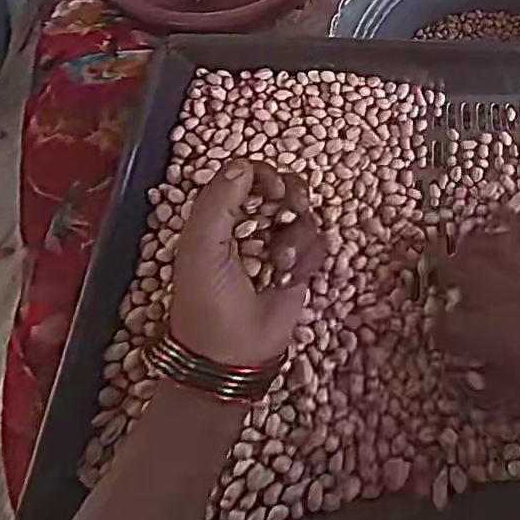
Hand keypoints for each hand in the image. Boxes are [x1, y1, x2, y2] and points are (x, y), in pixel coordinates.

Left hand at [170, 159, 325, 367]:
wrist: (231, 354)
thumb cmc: (207, 301)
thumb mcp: (201, 247)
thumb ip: (219, 201)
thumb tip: (245, 165)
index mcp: (221, 214)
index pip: (248, 173)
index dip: (264, 174)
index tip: (272, 190)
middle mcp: (252, 223)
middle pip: (284, 186)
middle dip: (290, 199)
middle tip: (288, 213)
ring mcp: (278, 243)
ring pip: (304, 215)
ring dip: (295, 239)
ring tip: (280, 265)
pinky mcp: (299, 265)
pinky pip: (317, 243)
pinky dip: (306, 259)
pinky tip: (288, 279)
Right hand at [430, 209, 519, 419]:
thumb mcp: (515, 398)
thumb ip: (482, 388)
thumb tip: (462, 379)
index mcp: (482, 331)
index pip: (446, 326)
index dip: (438, 332)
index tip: (440, 338)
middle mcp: (494, 294)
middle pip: (455, 272)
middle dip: (439, 271)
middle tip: (432, 271)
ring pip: (484, 248)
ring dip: (467, 246)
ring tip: (459, 246)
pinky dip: (511, 221)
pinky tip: (500, 211)